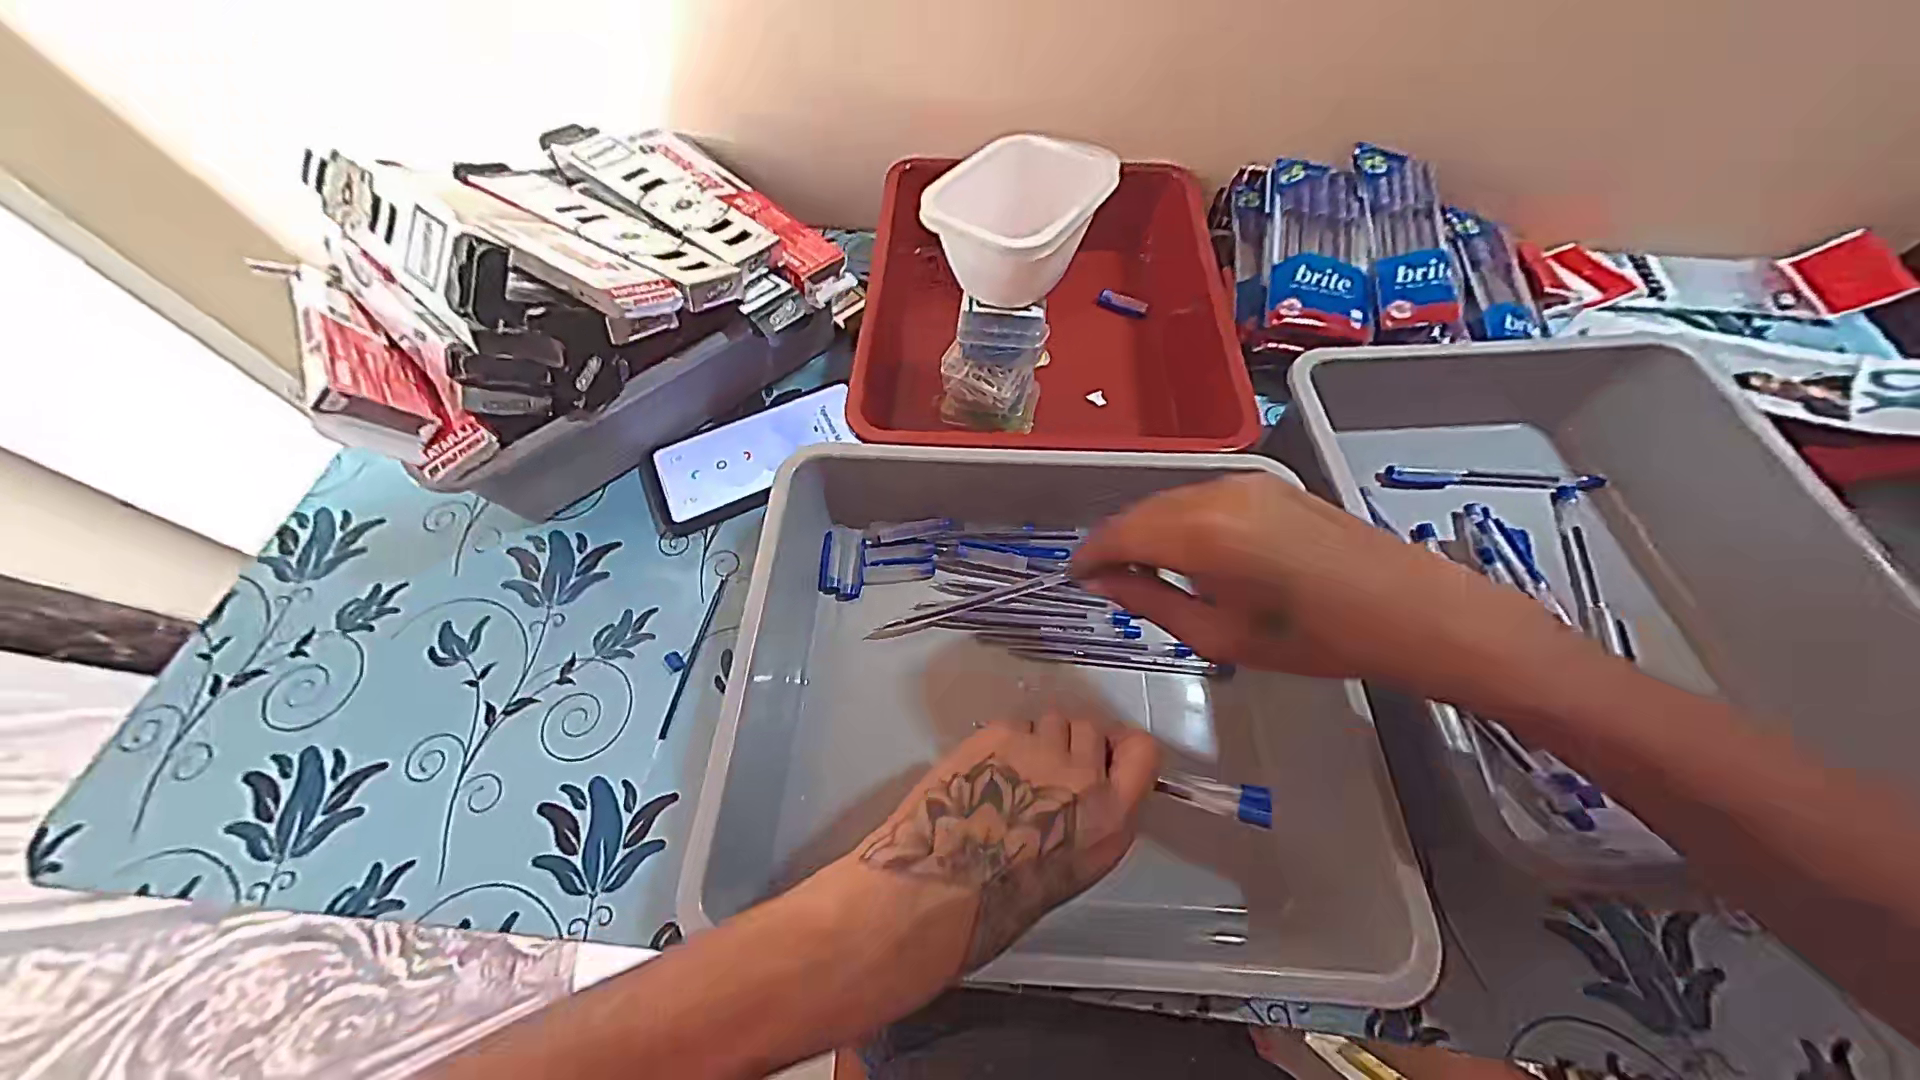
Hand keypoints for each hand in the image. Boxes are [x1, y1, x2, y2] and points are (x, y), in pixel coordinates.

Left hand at [827, 707, 1159, 976]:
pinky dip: (1008, 740)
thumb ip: (1097, 821)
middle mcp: (1080, 777)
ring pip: (1053, 720)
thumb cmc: (998, 896)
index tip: (1111, 750)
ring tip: (1015, 773)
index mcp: (1109, 818)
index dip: (1124, 747)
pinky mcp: (999, 734)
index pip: (1141, 751)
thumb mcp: (1075, 869)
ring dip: (1042, 738)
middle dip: (1075, 743)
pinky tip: (990, 773)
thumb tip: (1092, 792)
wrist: (939, 884)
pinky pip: (1017, 723)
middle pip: (1092, 727)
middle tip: (1049, 768)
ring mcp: (1038, 749)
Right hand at [1071, 473, 1586, 707]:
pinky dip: (1176, 521)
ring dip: (1144, 530)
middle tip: (1105, 580)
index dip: (1090, 555)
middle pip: (1139, 512)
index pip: (1118, 534)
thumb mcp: (1218, 635)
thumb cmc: (1314, 638)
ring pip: (1167, 500)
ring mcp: (1244, 481)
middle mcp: (1216, 491)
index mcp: (1200, 532)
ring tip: (1142, 570)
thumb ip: (1150, 602)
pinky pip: (1198, 496)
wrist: (1412, 610)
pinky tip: (1184, 551)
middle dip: (1114, 543)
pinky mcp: (1266, 482)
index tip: (1076, 577)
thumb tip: (1106, 582)